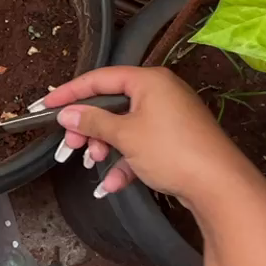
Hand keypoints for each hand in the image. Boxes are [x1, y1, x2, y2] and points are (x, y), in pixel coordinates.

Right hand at [40, 65, 257, 201]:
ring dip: (104, 146)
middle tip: (70, 143)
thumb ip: (92, 121)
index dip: (70, 92)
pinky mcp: (173, 141)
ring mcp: (168, 118)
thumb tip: (67, 114)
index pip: (100, 79)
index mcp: (149, 81)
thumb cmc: (173, 151)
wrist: (219, 186)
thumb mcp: (124, 134)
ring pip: (123, 127)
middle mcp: (160, 93)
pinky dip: (123, 163)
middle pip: (110, 105)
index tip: (46, 105)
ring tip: (94, 162)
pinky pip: (139, 146)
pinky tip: (110, 184)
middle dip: (88, 127)